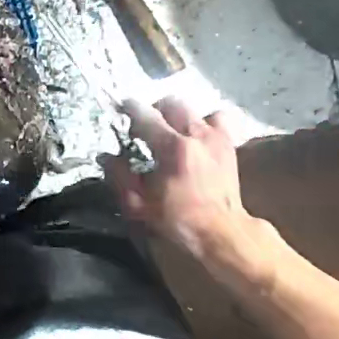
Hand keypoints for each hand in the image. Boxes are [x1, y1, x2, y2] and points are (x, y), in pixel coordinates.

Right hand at [103, 97, 257, 258]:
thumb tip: (107, 158)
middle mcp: (198, 135)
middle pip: (173, 104)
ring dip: (181, 118)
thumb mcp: (140, 205)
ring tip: (173, 135)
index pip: (146, 116)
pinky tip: (197, 142)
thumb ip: (120, 177)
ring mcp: (218, 139)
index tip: (120, 108)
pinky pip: (217, 122)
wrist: (220, 234)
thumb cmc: (177, 222)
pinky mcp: (230, 147)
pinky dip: (205, 125)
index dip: (130, 109)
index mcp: (173, 147)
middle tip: (145, 129)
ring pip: (196, 110)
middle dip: (155, 111)